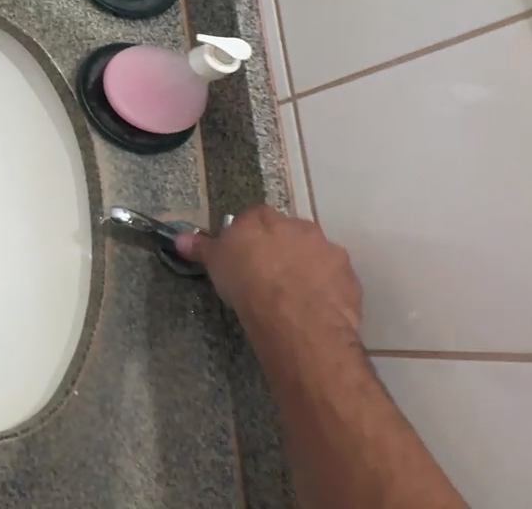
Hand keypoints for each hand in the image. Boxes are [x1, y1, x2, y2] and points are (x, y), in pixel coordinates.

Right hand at [176, 206, 362, 352]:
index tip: (241, 251)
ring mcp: (330, 253)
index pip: (253, 215)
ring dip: (306, 266)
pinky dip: (324, 286)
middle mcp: (300, 227)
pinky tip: (310, 304)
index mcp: (264, 218)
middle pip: (288, 232)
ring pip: (315, 254)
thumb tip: (179, 238)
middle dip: (280, 246)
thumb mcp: (214, 262)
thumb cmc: (246, 281)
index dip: (247, 232)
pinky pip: (334, 278)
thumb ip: (199, 247)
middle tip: (266, 270)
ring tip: (291, 291)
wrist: (295, 316)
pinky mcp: (352, 280)